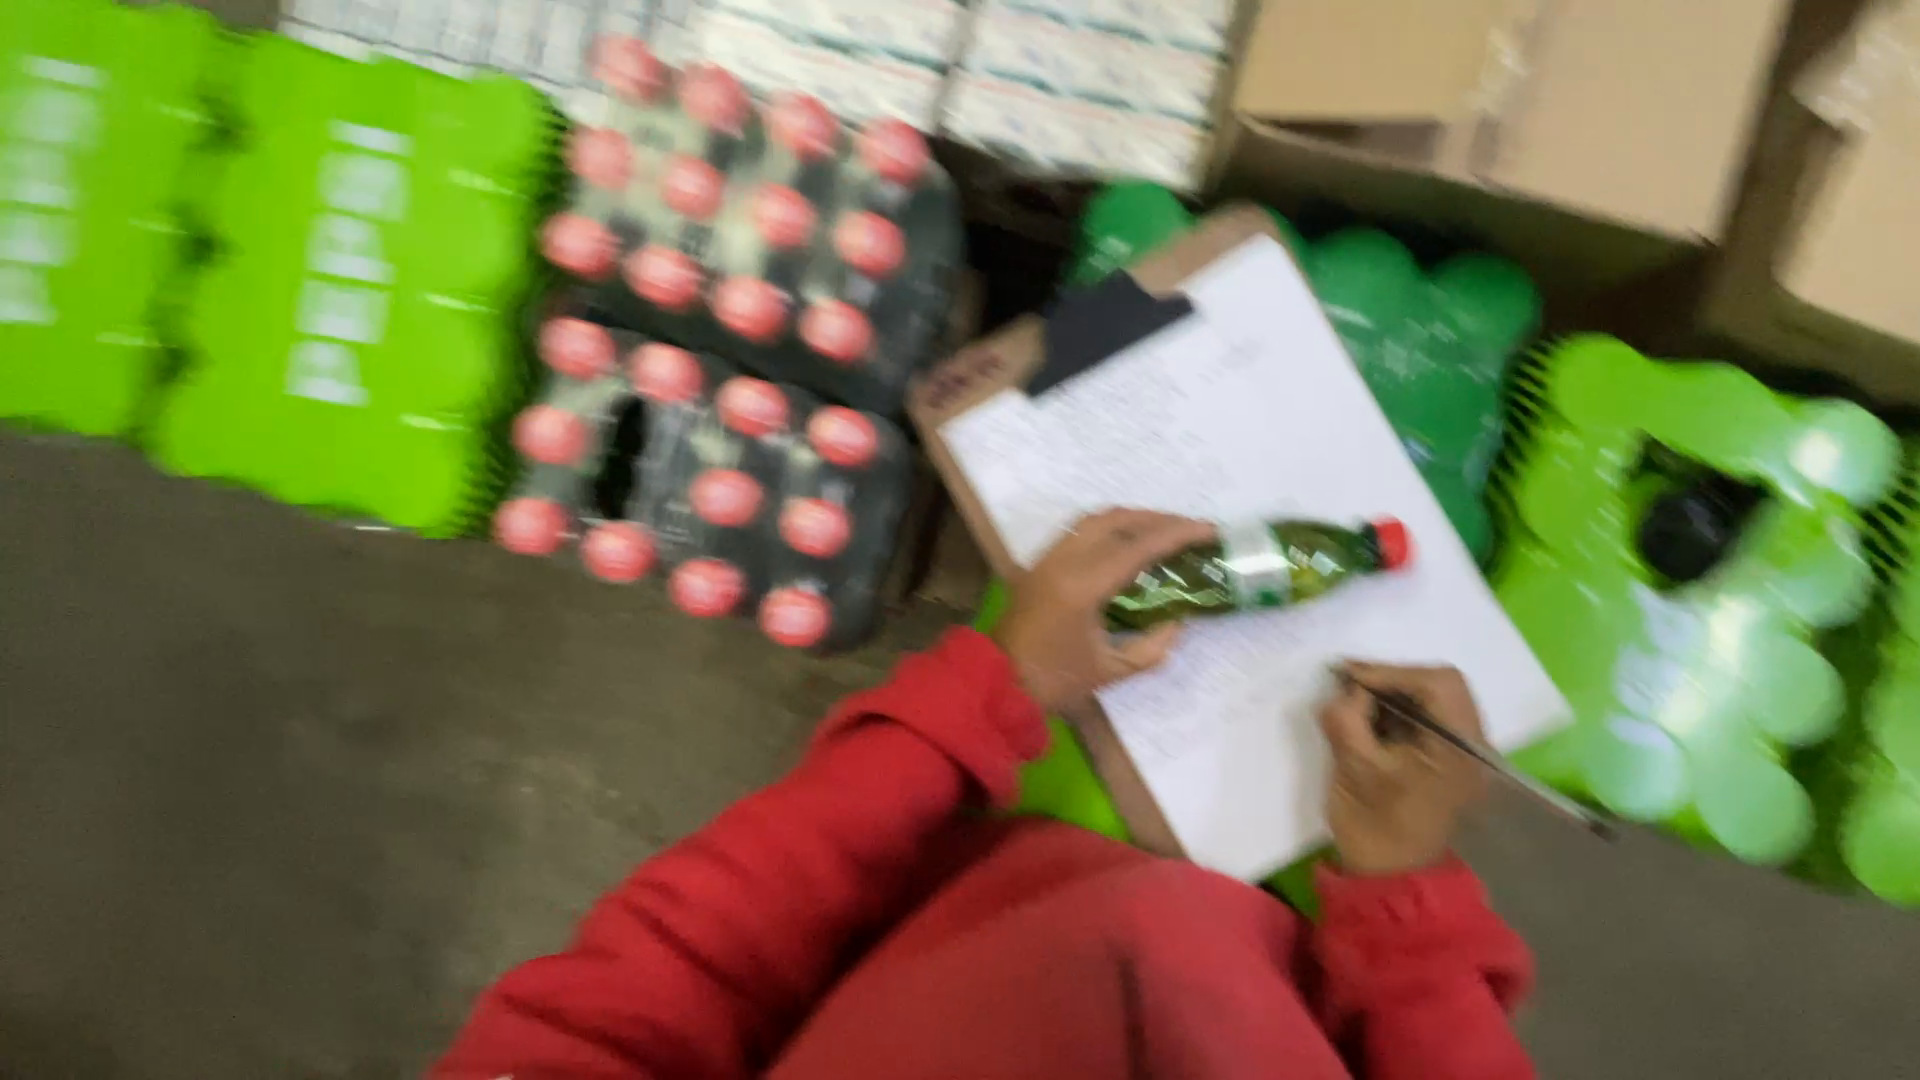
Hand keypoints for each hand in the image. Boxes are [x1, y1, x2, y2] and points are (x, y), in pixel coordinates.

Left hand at [993, 509, 1215, 713]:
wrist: (995, 684)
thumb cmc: (1054, 681)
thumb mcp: (1110, 670)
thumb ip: (1151, 647)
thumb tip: (1177, 623)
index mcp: (1083, 586)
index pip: (1137, 546)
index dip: (1176, 534)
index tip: (1208, 530)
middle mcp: (1062, 562)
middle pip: (1114, 520)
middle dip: (1156, 519)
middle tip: (1189, 528)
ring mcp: (1045, 560)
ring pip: (1092, 520)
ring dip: (1129, 519)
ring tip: (1160, 531)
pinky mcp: (1037, 566)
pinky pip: (1076, 532)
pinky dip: (1106, 529)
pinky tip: (1124, 544)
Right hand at [1320, 661, 1489, 876]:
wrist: (1389, 871)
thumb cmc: (1373, 824)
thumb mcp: (1352, 766)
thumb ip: (1347, 718)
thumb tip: (1346, 688)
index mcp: (1459, 750)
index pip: (1439, 684)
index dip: (1391, 672)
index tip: (1349, 678)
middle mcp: (1471, 744)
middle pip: (1440, 683)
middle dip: (1391, 677)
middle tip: (1348, 681)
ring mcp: (1459, 748)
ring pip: (1432, 693)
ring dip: (1392, 688)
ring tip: (1354, 695)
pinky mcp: (1443, 753)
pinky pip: (1425, 711)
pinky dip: (1395, 703)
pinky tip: (1367, 712)